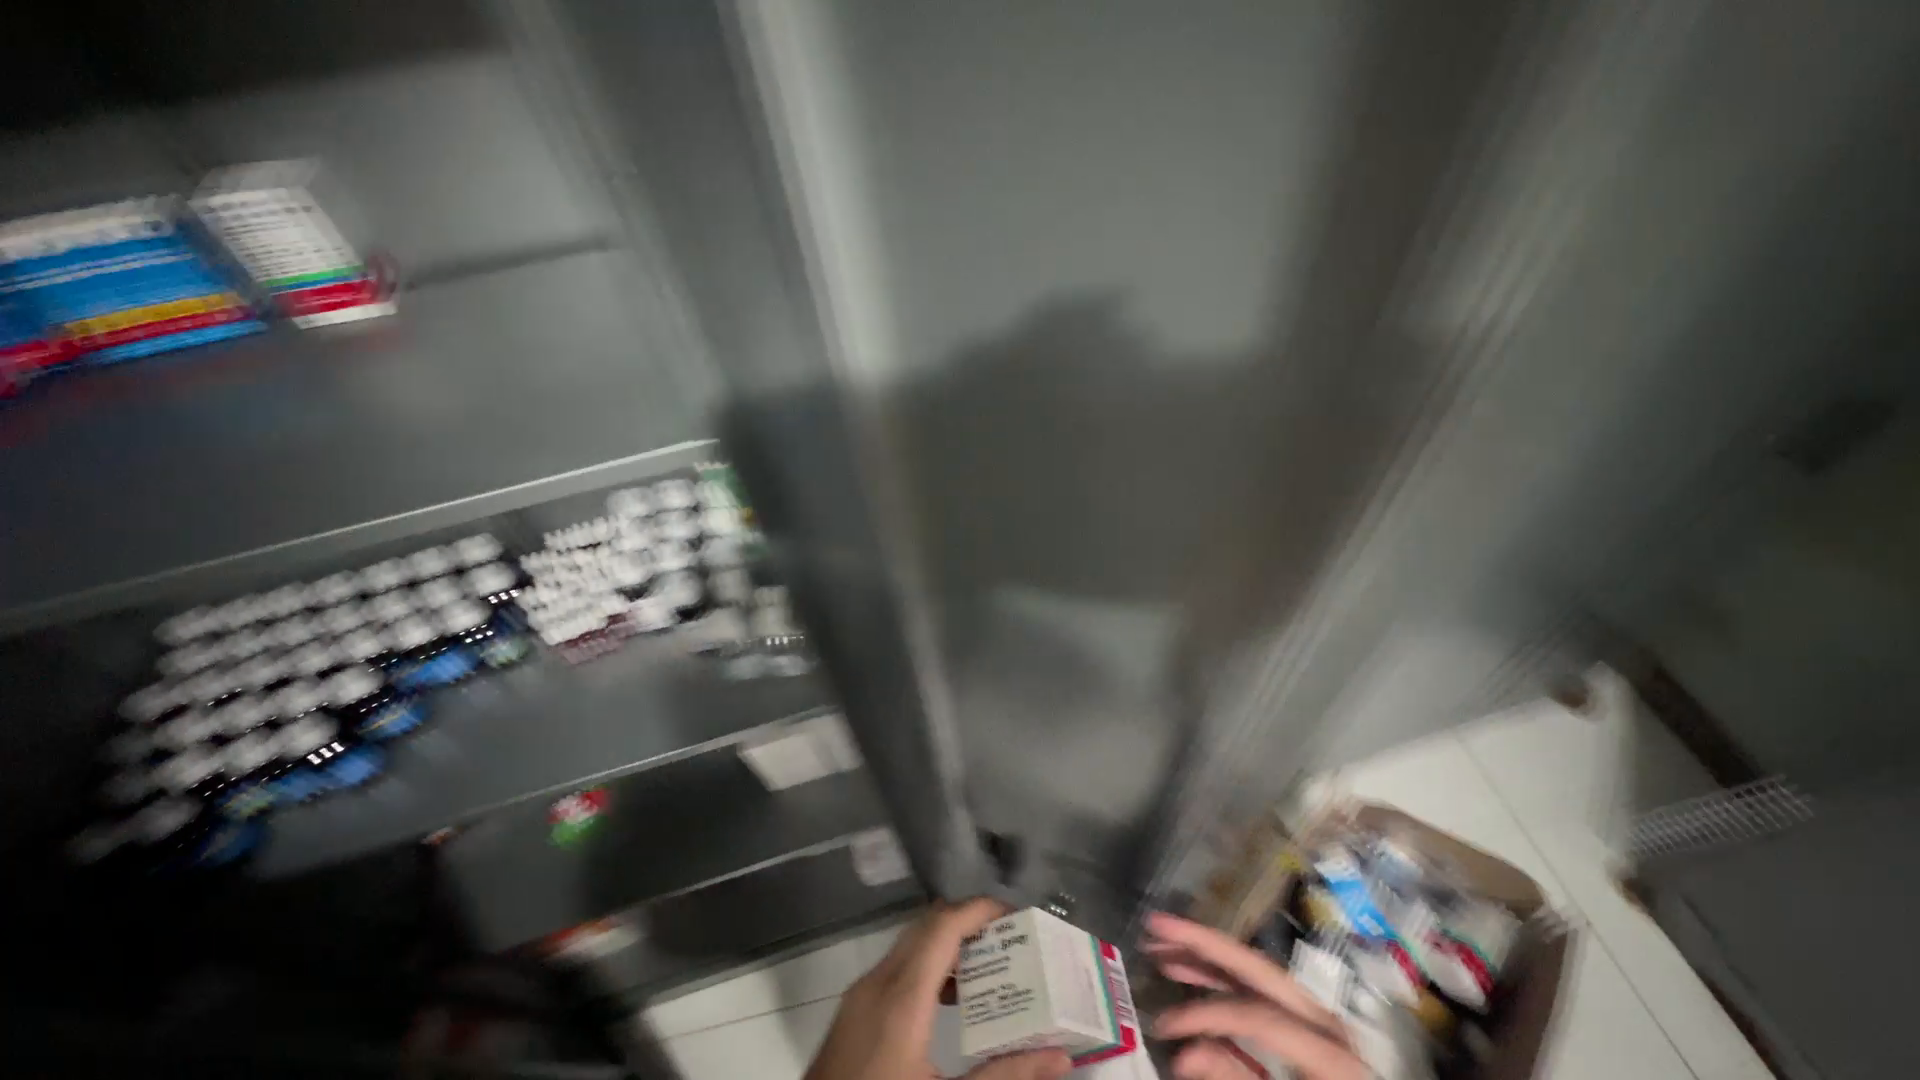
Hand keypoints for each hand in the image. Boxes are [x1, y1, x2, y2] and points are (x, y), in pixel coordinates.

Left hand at [805, 897, 1072, 1079]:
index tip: (1017, 915)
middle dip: (970, 923)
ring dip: (948, 944)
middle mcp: (876, 984)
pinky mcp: (853, 1011)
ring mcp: (859, 995)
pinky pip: (895, 968)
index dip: (979, 910)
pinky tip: (952, 997)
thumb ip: (1004, 1076)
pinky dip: (927, 965)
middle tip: (1013, 938)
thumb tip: (1060, 1057)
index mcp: (901, 999)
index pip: (942, 927)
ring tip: (992, 963)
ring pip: (909, 945)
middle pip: (926, 928)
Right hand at [1143, 913, 1367, 1079]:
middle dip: (1204, 943)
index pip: (1259, 1017)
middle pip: (1259, 969)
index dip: (1207, 1016)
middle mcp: (1328, 1022)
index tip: (1163, 1028)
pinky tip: (1191, 970)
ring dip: (1208, 956)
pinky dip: (1224, 976)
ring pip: (1257, 973)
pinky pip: (1261, 990)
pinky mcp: (1308, 1023)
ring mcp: (1319, 1018)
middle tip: (1155, 924)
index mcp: (1333, 1055)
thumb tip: (1181, 1055)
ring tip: (1161, 946)